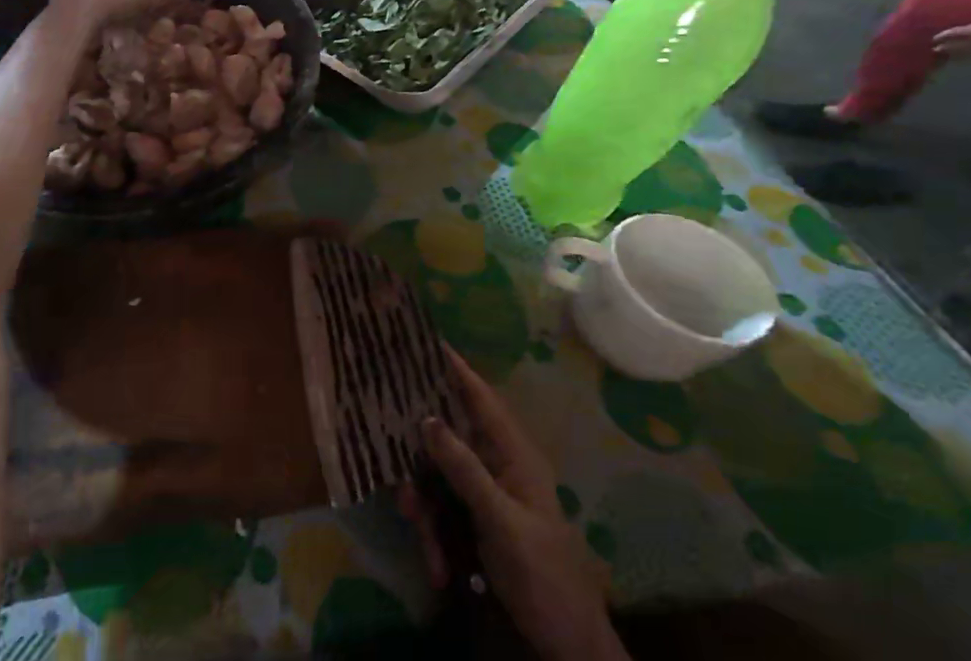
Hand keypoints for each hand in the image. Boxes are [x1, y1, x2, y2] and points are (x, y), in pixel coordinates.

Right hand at [400, 347, 627, 660]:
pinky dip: (434, 539)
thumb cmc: (543, 574)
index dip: (456, 369)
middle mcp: (495, 466)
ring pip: (434, 481)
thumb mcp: (502, 522)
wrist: (566, 642)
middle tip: (404, 496)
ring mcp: (483, 494)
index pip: (481, 399)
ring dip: (425, 515)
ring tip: (430, 551)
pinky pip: (438, 513)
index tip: (425, 340)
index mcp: (513, 456)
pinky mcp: (473, 520)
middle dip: (419, 468)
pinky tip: (440, 570)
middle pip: (444, 442)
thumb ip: (465, 469)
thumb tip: (426, 419)